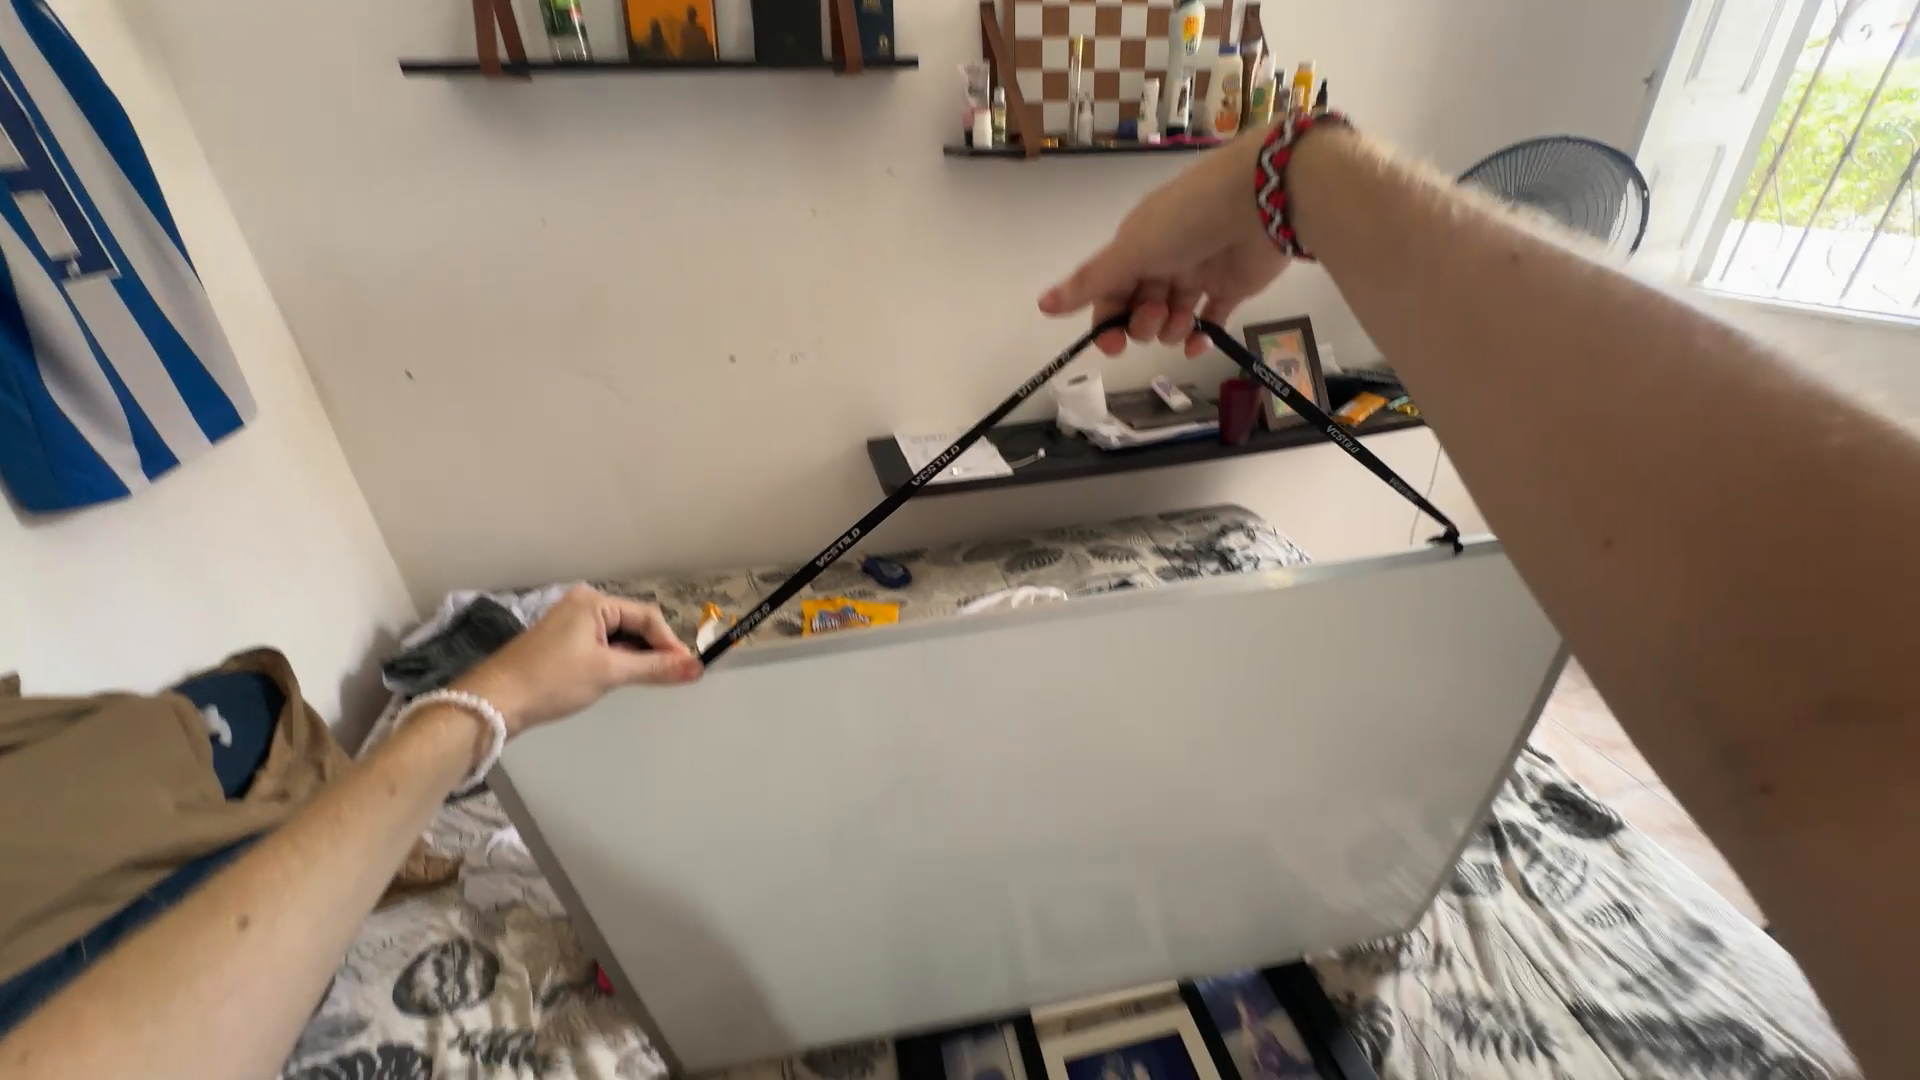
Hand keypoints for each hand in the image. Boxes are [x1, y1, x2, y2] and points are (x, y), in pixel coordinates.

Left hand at [451, 586, 700, 735]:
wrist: (491, 704)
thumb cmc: (551, 681)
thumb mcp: (609, 673)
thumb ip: (656, 668)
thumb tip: (697, 668)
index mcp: (594, 601)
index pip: (647, 617)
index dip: (669, 643)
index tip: (685, 669)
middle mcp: (582, 604)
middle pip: (634, 624)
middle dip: (652, 650)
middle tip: (669, 676)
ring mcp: (569, 622)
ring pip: (619, 636)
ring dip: (634, 656)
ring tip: (645, 680)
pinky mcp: (561, 642)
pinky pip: (602, 644)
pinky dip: (616, 660)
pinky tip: (618, 677)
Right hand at [1039, 130, 1286, 356]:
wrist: (1265, 197)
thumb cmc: (1188, 219)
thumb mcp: (1130, 250)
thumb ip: (1090, 283)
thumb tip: (1042, 305)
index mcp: (1136, 245)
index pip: (1110, 293)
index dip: (1107, 321)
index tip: (1112, 344)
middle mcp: (1163, 259)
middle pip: (1138, 308)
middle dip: (1141, 323)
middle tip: (1155, 315)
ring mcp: (1198, 273)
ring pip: (1171, 318)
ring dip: (1169, 329)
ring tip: (1181, 322)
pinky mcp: (1231, 286)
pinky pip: (1209, 321)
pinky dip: (1200, 337)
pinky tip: (1198, 344)